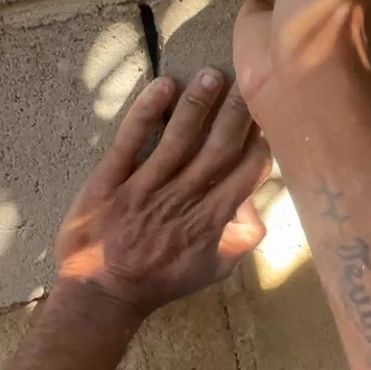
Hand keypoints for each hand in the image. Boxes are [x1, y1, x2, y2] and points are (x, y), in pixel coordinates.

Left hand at [54, 69, 271, 316]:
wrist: (101, 294)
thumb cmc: (161, 280)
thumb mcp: (213, 269)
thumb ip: (242, 236)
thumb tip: (256, 201)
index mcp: (210, 221)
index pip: (245, 171)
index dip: (260, 140)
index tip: (269, 114)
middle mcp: (182, 199)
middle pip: (217, 148)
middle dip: (236, 112)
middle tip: (248, 80)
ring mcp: (144, 188)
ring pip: (178, 138)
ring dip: (198, 104)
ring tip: (212, 75)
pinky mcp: (109, 181)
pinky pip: (131, 140)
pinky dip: (146, 112)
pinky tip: (163, 86)